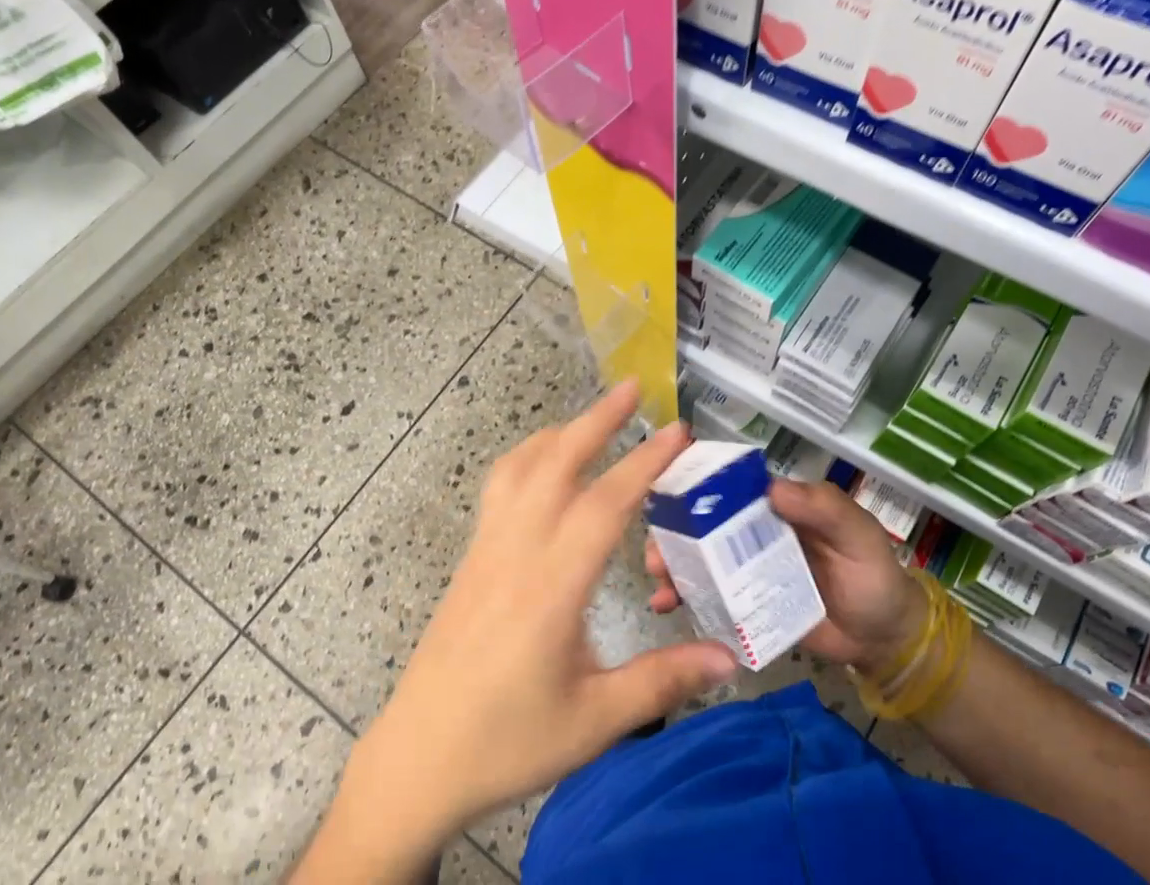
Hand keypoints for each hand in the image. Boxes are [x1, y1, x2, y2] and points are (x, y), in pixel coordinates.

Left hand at [339, 382, 738, 840]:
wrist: (418, 760)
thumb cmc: (507, 743)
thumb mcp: (595, 721)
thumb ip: (663, 680)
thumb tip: (731, 658)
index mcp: (551, 586)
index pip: (603, 504)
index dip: (644, 462)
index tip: (677, 431)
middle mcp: (514, 553)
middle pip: (554, 464)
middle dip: (595, 420)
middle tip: (633, 389)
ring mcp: (484, 554)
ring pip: (517, 470)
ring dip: (557, 434)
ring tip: (590, 420)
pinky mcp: (469, 565)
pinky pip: (498, 491)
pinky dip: (527, 460)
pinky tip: (543, 472)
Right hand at [647, 477, 926, 677]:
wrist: (883, 639)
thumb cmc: (873, 575)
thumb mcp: (858, 536)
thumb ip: (825, 509)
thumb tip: (773, 487)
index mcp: (777, 508)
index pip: (731, 487)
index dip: (696, 486)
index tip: (663, 491)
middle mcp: (754, 535)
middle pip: (704, 527)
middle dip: (674, 534)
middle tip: (656, 552)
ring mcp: (746, 572)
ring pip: (701, 562)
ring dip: (674, 566)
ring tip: (658, 583)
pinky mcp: (745, 607)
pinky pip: (710, 599)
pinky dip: (687, 600)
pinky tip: (667, 608)